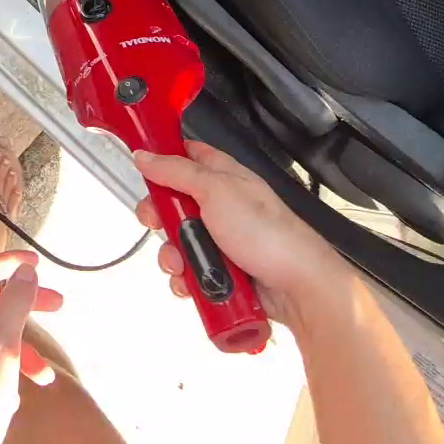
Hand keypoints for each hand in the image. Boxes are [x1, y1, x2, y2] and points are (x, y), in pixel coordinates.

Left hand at [0, 250, 61, 443]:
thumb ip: (14, 306)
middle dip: (26, 301)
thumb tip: (26, 270)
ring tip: (45, 372)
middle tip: (60, 304)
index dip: (9, 262)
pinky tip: (23, 395)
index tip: (39, 262)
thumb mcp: (0, 350)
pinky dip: (14, 374)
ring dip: (25, 346)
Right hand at [134, 141, 352, 330]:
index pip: (187, 155)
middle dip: (160, 217)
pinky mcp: (222, 269)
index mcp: (224, 176)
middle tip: (159, 224)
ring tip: (182, 264)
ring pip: (178, 240)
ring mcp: (221, 238)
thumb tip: (145, 156)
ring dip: (172, 254)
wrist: (300, 288)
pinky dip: (186, 278)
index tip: (143, 169)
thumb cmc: (269, 234)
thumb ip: (176, 172)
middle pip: (174, 202)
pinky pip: (190, 270)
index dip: (164, 158)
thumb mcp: (216, 191)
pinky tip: (191, 283)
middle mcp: (221, 205)